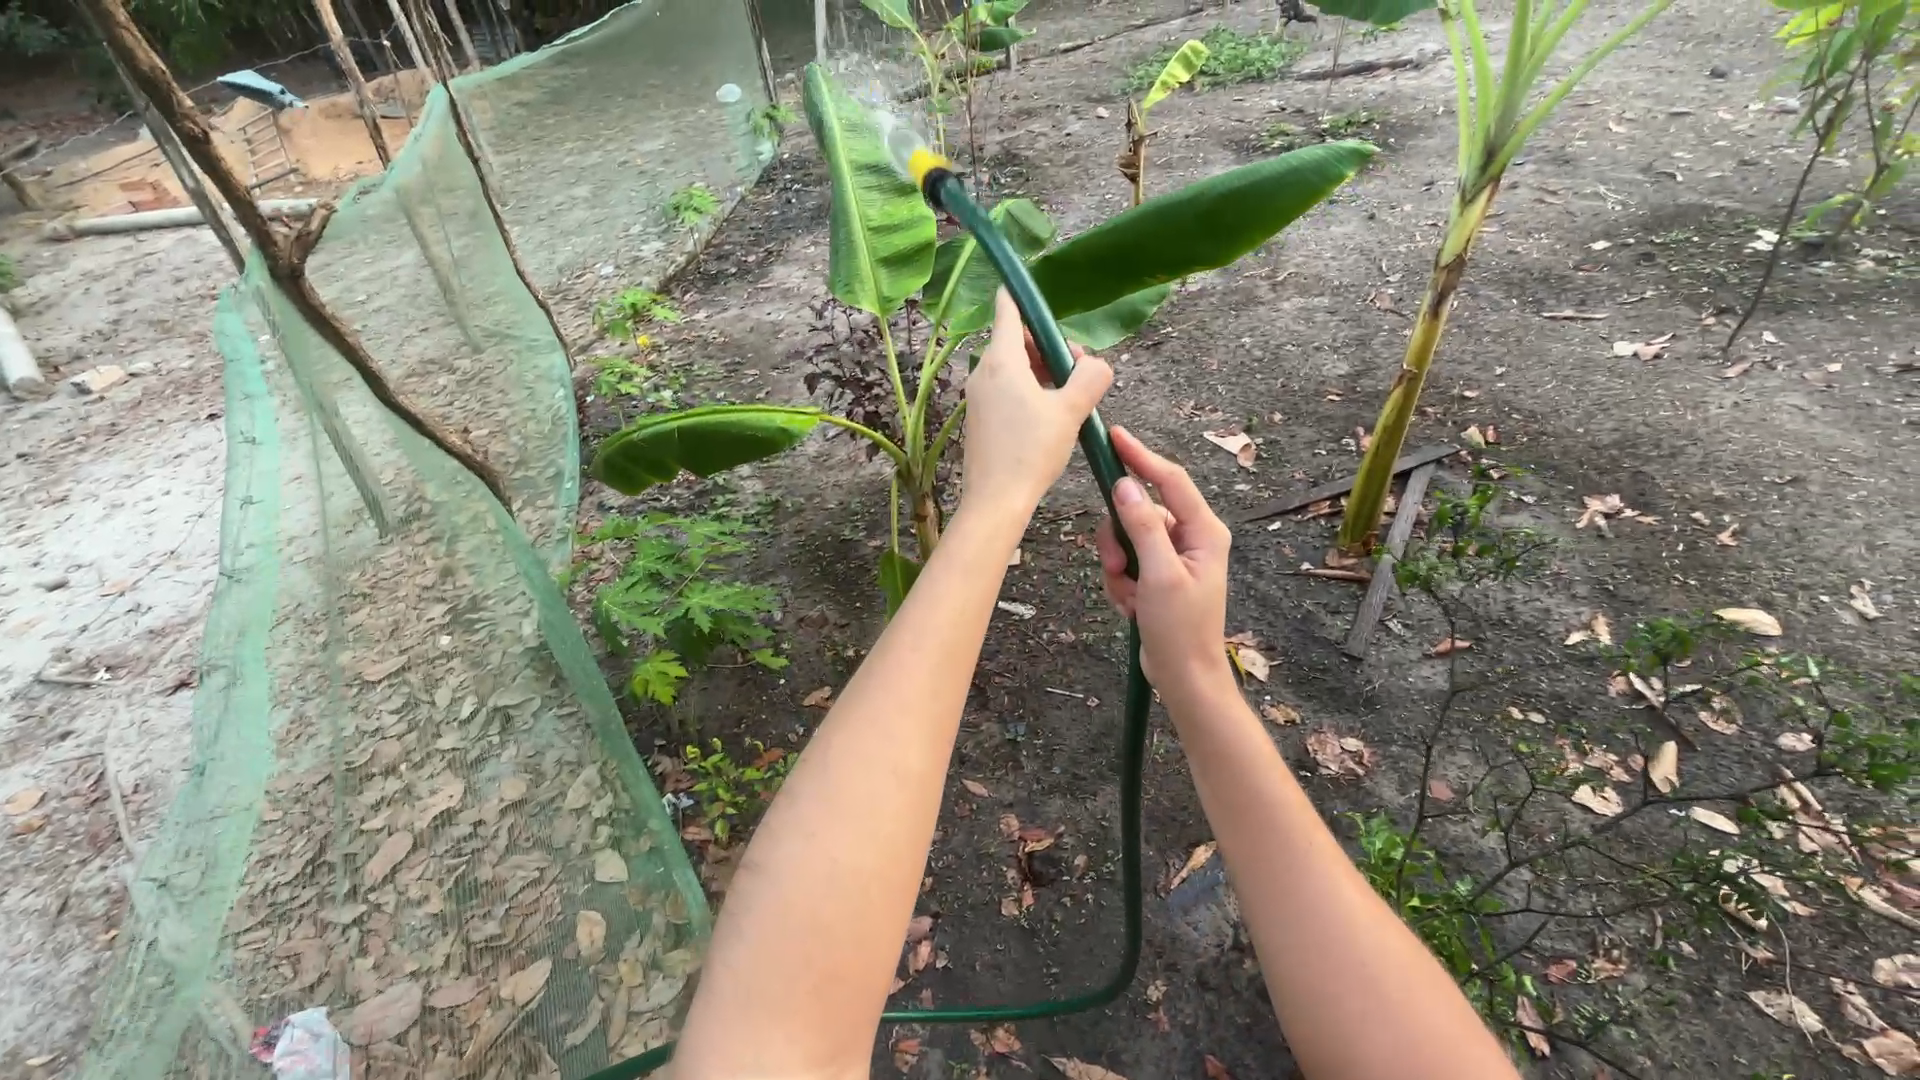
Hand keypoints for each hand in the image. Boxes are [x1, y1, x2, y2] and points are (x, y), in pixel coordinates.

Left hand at [958, 289, 1112, 522]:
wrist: (996, 500)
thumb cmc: (1031, 452)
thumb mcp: (1071, 411)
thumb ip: (1090, 377)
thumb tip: (1095, 364)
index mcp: (1002, 360)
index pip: (1009, 309)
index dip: (1024, 294)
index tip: (1039, 289)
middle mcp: (983, 372)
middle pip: (1017, 340)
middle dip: (1048, 346)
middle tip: (1077, 370)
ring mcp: (977, 396)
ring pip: (1013, 368)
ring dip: (1042, 372)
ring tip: (1069, 398)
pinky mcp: (978, 418)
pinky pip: (1006, 390)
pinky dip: (1028, 391)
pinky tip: (1049, 417)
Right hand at [1095, 426, 1234, 702]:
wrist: (1183, 676)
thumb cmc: (1181, 629)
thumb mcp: (1159, 576)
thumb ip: (1142, 527)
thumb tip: (1124, 486)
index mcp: (1204, 531)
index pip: (1169, 479)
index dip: (1141, 455)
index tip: (1114, 436)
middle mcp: (1190, 536)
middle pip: (1139, 510)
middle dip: (1119, 539)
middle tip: (1118, 567)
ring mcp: (1172, 556)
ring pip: (1127, 537)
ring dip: (1118, 567)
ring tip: (1128, 595)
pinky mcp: (1157, 573)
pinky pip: (1125, 561)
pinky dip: (1121, 583)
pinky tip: (1131, 606)